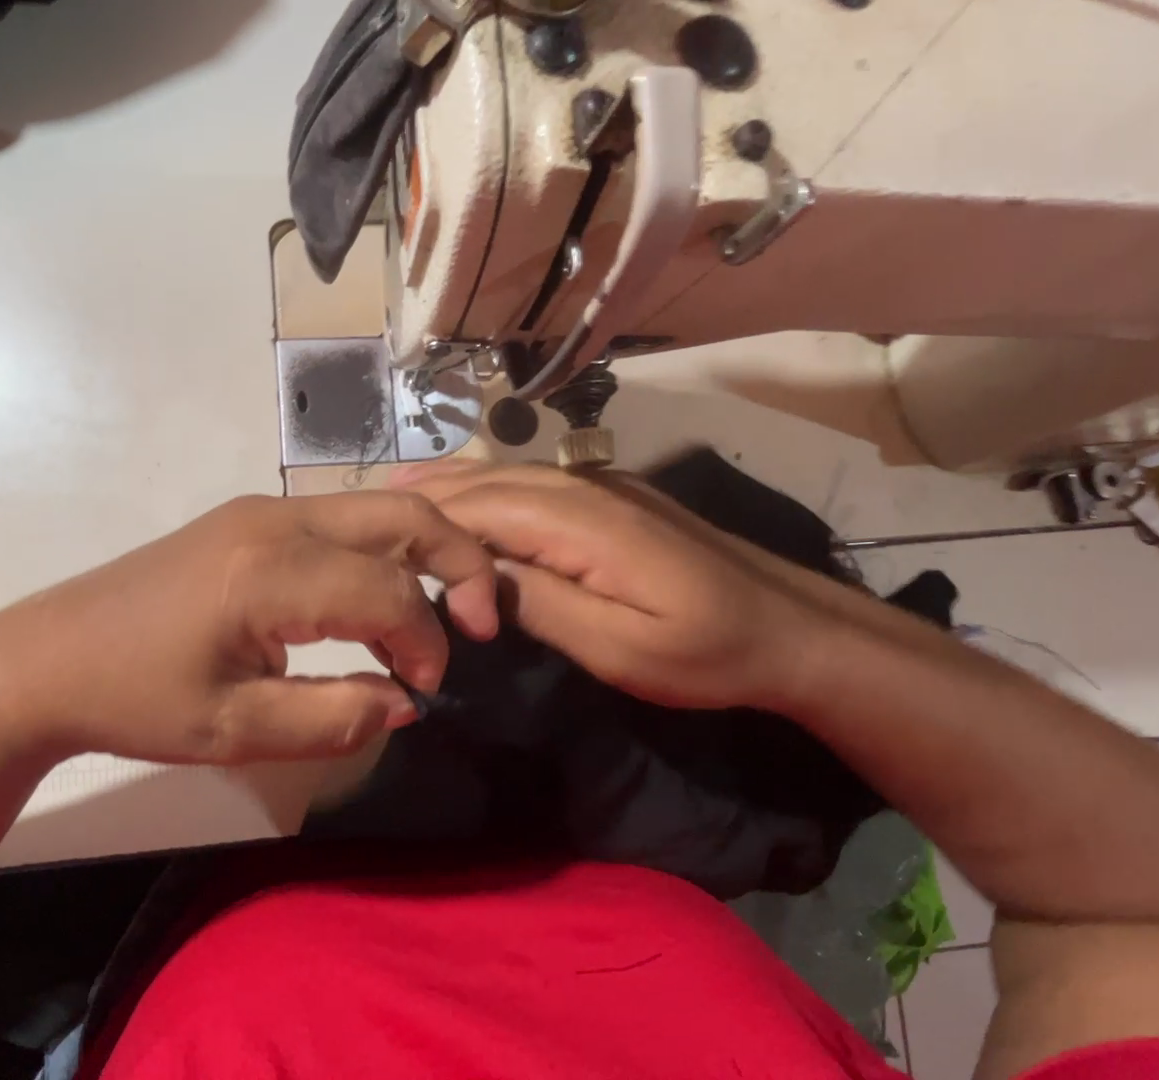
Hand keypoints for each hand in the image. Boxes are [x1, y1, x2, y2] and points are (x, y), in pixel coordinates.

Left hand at [0, 493, 498, 763]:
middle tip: (478, 621)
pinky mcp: (253, 522)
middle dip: (459, 562)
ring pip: (378, 512)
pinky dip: (380, 559)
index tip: (421, 690)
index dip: (425, 642)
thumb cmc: (136, 700)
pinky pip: (342, 526)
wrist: (47, 659)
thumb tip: (405, 700)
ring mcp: (263, 512)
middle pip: (405, 515)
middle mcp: (277, 520)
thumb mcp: (236, 731)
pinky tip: (375, 609)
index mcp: (271, 570)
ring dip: (421, 559)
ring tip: (433, 622)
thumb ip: (334, 718)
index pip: (389, 592)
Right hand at [393, 460, 859, 711]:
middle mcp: (584, 488)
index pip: (483, 510)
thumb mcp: (621, 648)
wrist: (790, 627)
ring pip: (509, 476)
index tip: (389, 561)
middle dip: (429, 497)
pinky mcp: (612, 499)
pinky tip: (468, 499)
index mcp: (582, 523)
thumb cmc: (707, 650)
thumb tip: (472, 577)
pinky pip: (533, 485)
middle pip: (489, 483)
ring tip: (398, 495)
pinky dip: (489, 490)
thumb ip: (541, 604)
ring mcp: (601, 488)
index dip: (431, 532)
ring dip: (454, 487)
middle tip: (368, 513)